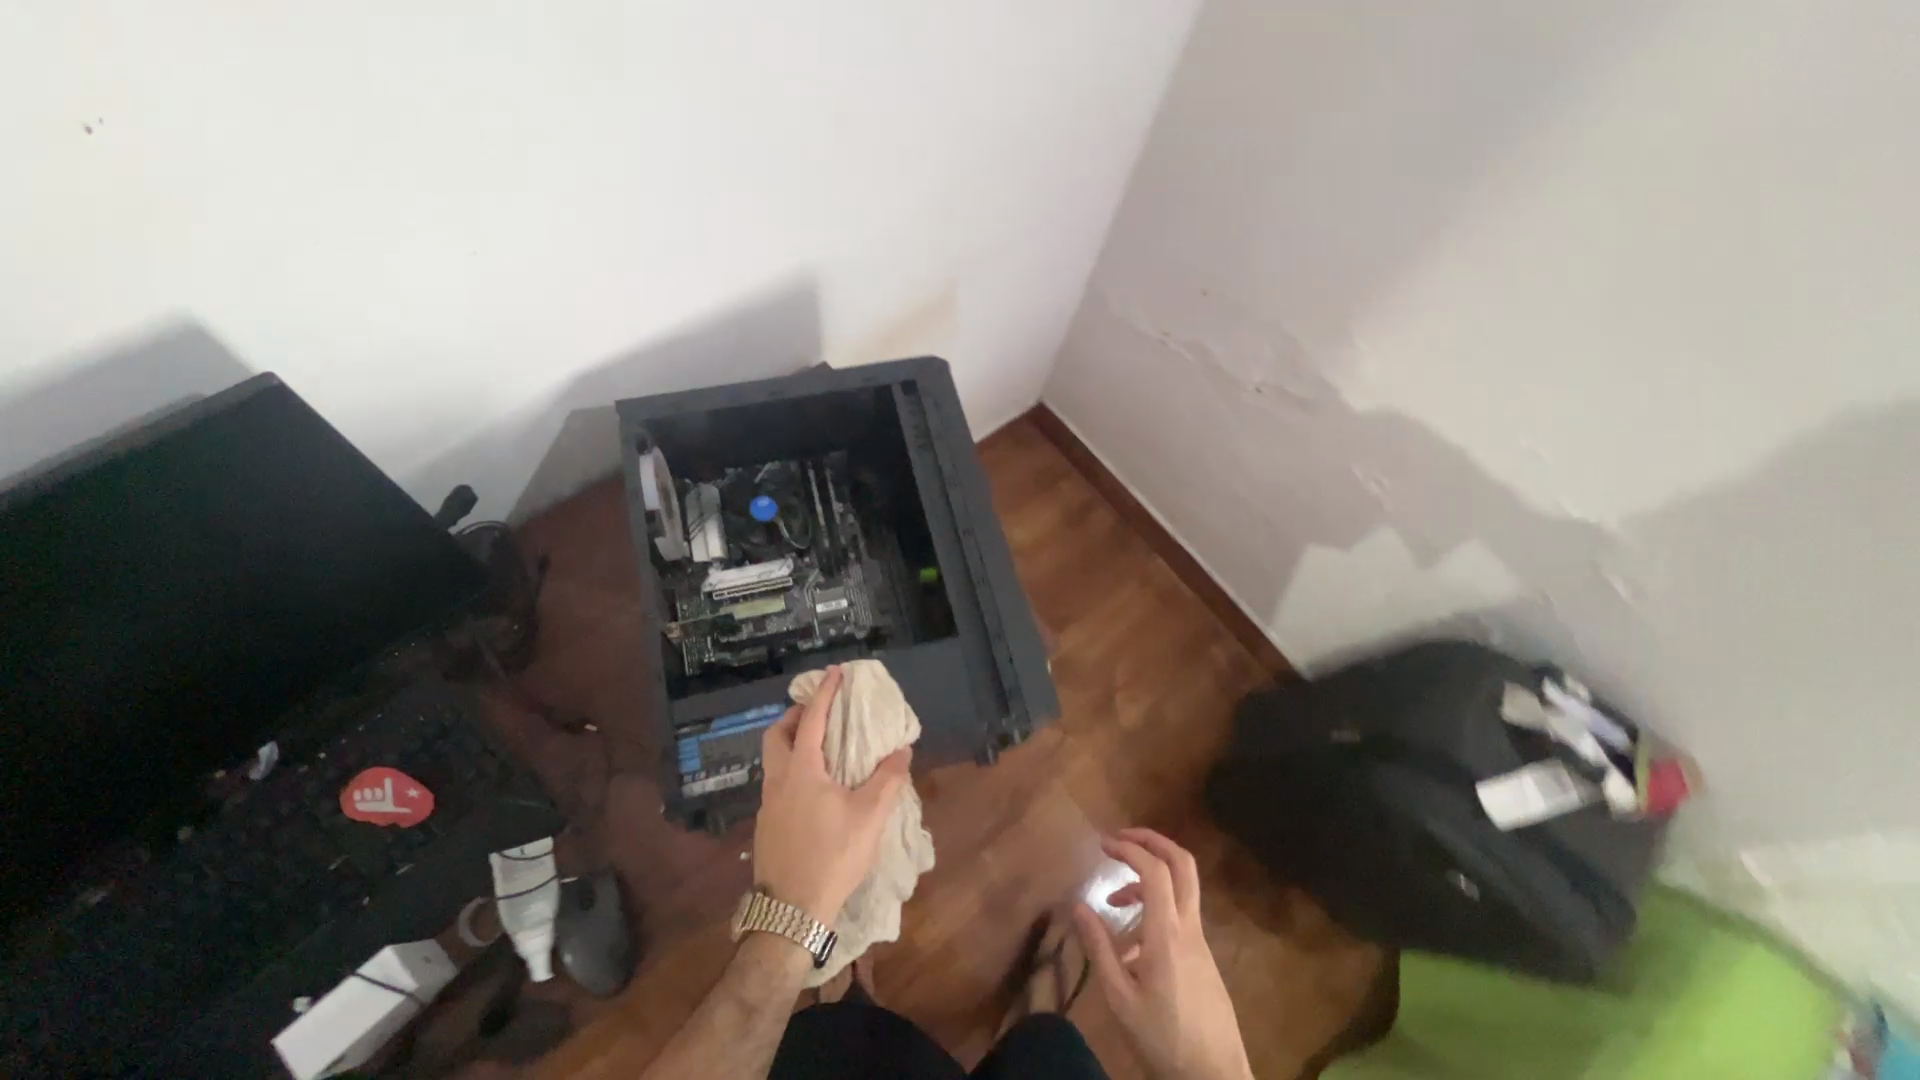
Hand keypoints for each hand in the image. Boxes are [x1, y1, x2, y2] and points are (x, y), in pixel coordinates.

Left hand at [754, 666, 912, 923]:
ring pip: (772, 762)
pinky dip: (791, 773)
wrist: (792, 911)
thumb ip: (887, 779)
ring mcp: (767, 806)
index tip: (835, 673)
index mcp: (801, 771)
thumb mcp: (870, 816)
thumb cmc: (833, 856)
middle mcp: (778, 781)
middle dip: (793, 717)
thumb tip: (901, 749)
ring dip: (790, 745)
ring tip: (819, 751)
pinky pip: (776, 785)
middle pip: (776, 736)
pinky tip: (812, 792)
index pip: (810, 720)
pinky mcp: (766, 827)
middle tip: (817, 714)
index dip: (824, 694)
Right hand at [1073, 828, 1252, 1079]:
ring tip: (1114, 898)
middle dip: (1153, 841)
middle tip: (1122, 838)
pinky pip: (1182, 914)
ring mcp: (1201, 942)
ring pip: (1183, 888)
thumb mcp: (1120, 1000)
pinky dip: (1157, 905)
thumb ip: (1100, 948)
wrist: (1215, 1077)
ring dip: (1151, 876)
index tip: (1104, 844)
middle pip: (1183, 864)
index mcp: (1167, 936)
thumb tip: (1078, 905)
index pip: (1155, 871)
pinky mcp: (1204, 957)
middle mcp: (1190, 929)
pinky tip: (1133, 939)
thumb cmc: (1163, 1039)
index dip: (1130, 848)